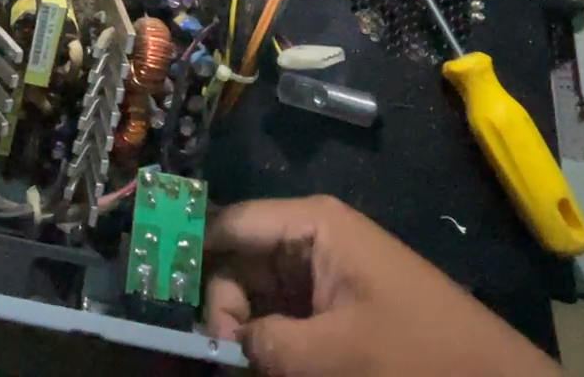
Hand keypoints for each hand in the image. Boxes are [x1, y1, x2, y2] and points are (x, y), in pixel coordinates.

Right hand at [205, 196, 559, 376]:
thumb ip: (267, 345)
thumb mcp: (340, 355)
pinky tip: (254, 360)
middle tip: (212, 354)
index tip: (157, 291)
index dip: (190, 253)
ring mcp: (321, 273)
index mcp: (312, 223)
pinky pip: (279, 316)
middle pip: (236, 260)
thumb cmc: (426, 357)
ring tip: (229, 359)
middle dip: (216, 305)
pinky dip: (263, 340)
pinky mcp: (333, 308)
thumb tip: (212, 346)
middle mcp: (310, 237)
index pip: (229, 224)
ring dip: (236, 329)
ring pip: (252, 293)